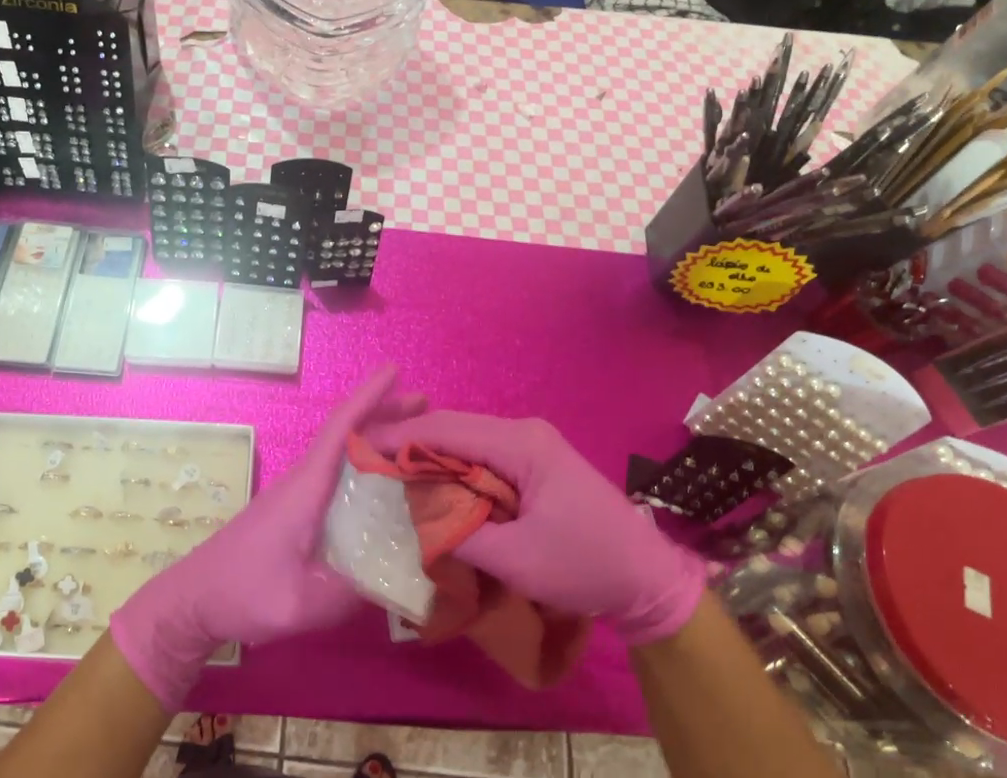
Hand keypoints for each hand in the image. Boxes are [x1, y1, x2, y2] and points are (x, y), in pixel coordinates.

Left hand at [109, 367, 428, 708]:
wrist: (195, 599)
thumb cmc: (243, 593)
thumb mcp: (302, 604)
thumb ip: (351, 590)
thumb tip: (400, 573)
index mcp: (305, 490)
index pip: (339, 430)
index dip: (367, 397)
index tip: (394, 371)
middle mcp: (303, 482)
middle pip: (346, 434)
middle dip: (383, 412)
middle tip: (426, 404)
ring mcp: (298, 494)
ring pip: (342, 453)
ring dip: (376, 437)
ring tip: (418, 437)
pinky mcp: (296, 510)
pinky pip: (337, 475)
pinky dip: (364, 464)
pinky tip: (386, 481)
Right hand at [368, 412, 704, 646]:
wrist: (648, 580)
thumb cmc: (586, 565)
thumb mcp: (517, 559)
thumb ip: (460, 534)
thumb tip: (411, 518)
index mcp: (521, 444)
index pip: (446, 429)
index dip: (399, 436)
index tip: (359, 448)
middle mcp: (523, 433)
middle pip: (452, 428)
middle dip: (408, 443)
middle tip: (366, 462)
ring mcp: (530, 446)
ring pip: (464, 441)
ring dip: (428, 457)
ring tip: (388, 474)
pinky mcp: (533, 464)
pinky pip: (481, 458)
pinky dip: (452, 469)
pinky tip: (429, 486)